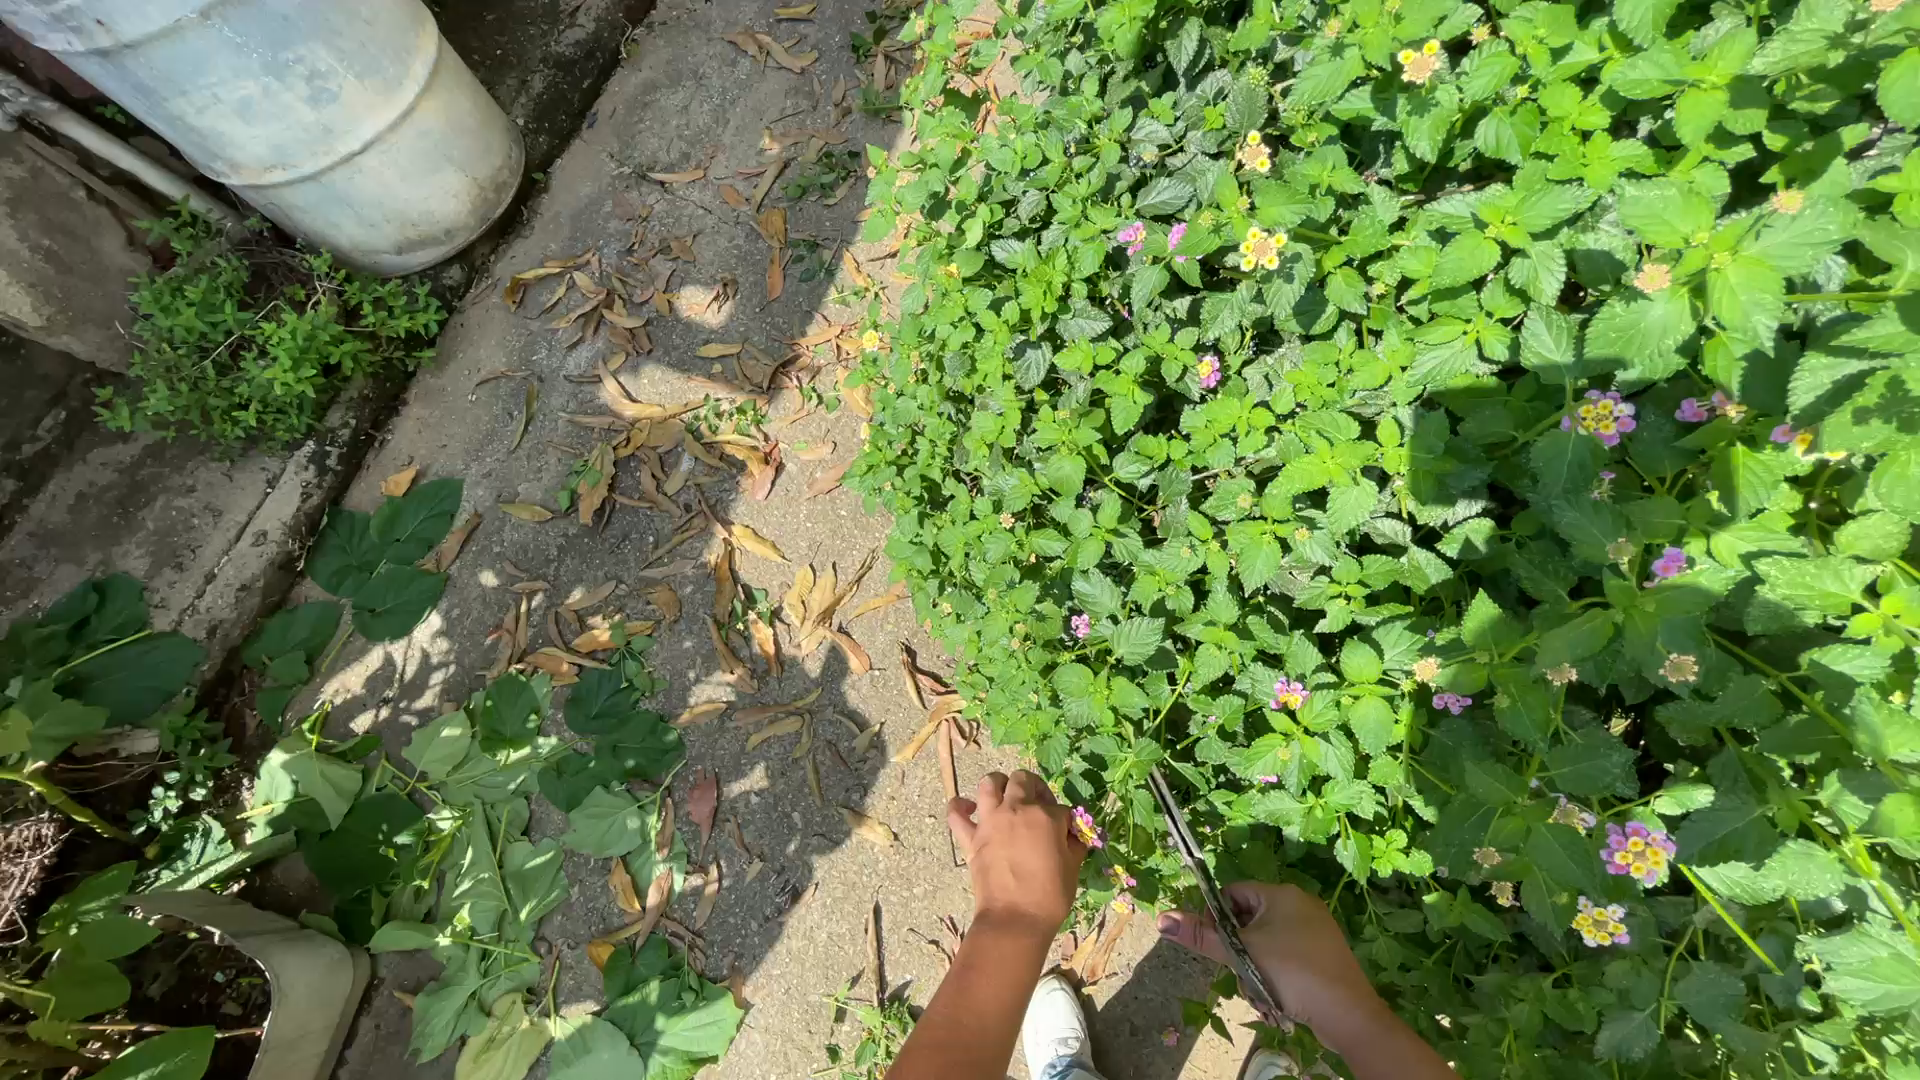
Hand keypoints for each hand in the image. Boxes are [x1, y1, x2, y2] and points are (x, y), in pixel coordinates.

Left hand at [947, 770, 1086, 938]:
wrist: (1015, 919)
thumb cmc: (1050, 896)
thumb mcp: (1072, 867)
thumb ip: (1074, 842)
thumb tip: (1073, 832)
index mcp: (1045, 815)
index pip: (1059, 806)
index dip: (1064, 819)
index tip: (1065, 832)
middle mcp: (1015, 809)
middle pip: (1023, 779)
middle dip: (1034, 786)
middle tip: (1038, 805)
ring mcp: (990, 821)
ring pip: (989, 783)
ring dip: (998, 784)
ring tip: (1004, 797)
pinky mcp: (970, 837)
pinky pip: (956, 814)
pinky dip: (959, 807)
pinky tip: (968, 808)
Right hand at [1158, 882, 1390, 1053]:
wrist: (1350, 1017)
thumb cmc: (1293, 973)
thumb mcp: (1242, 954)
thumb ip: (1202, 937)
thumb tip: (1161, 919)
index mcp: (1281, 894)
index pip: (1232, 894)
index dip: (1216, 917)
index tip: (1214, 946)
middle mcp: (1299, 905)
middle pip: (1247, 921)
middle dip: (1237, 951)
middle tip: (1238, 973)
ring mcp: (1315, 932)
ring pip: (1264, 944)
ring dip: (1253, 969)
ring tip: (1259, 993)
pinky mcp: (1323, 957)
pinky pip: (1285, 958)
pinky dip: (1274, 977)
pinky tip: (1275, 1000)